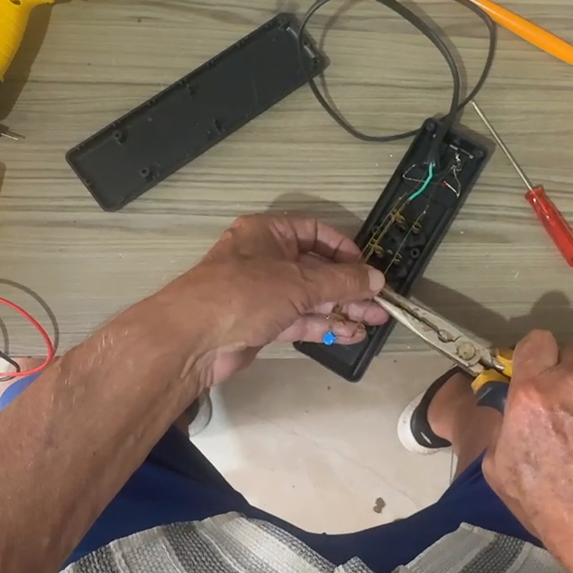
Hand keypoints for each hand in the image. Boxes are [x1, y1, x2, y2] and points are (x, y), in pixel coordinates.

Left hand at [157, 214, 387, 386]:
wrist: (192, 340)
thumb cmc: (244, 293)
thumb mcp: (299, 281)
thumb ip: (341, 281)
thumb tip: (376, 279)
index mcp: (268, 233)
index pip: (314, 232)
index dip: (343, 249)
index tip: (366, 268)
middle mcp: (265, 259)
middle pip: (315, 268)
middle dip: (348, 286)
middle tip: (380, 302)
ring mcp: (262, 293)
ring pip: (310, 297)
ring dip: (341, 308)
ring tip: (375, 320)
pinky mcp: (261, 323)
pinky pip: (299, 320)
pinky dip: (324, 326)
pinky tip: (350, 333)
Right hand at [485, 331, 572, 568]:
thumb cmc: (550, 509)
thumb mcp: (500, 469)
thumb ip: (503, 425)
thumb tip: (513, 409)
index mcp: (531, 394)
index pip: (535, 341)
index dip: (535, 356)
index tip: (536, 373)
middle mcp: (572, 383)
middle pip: (569, 352)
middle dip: (564, 372)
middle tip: (564, 403)